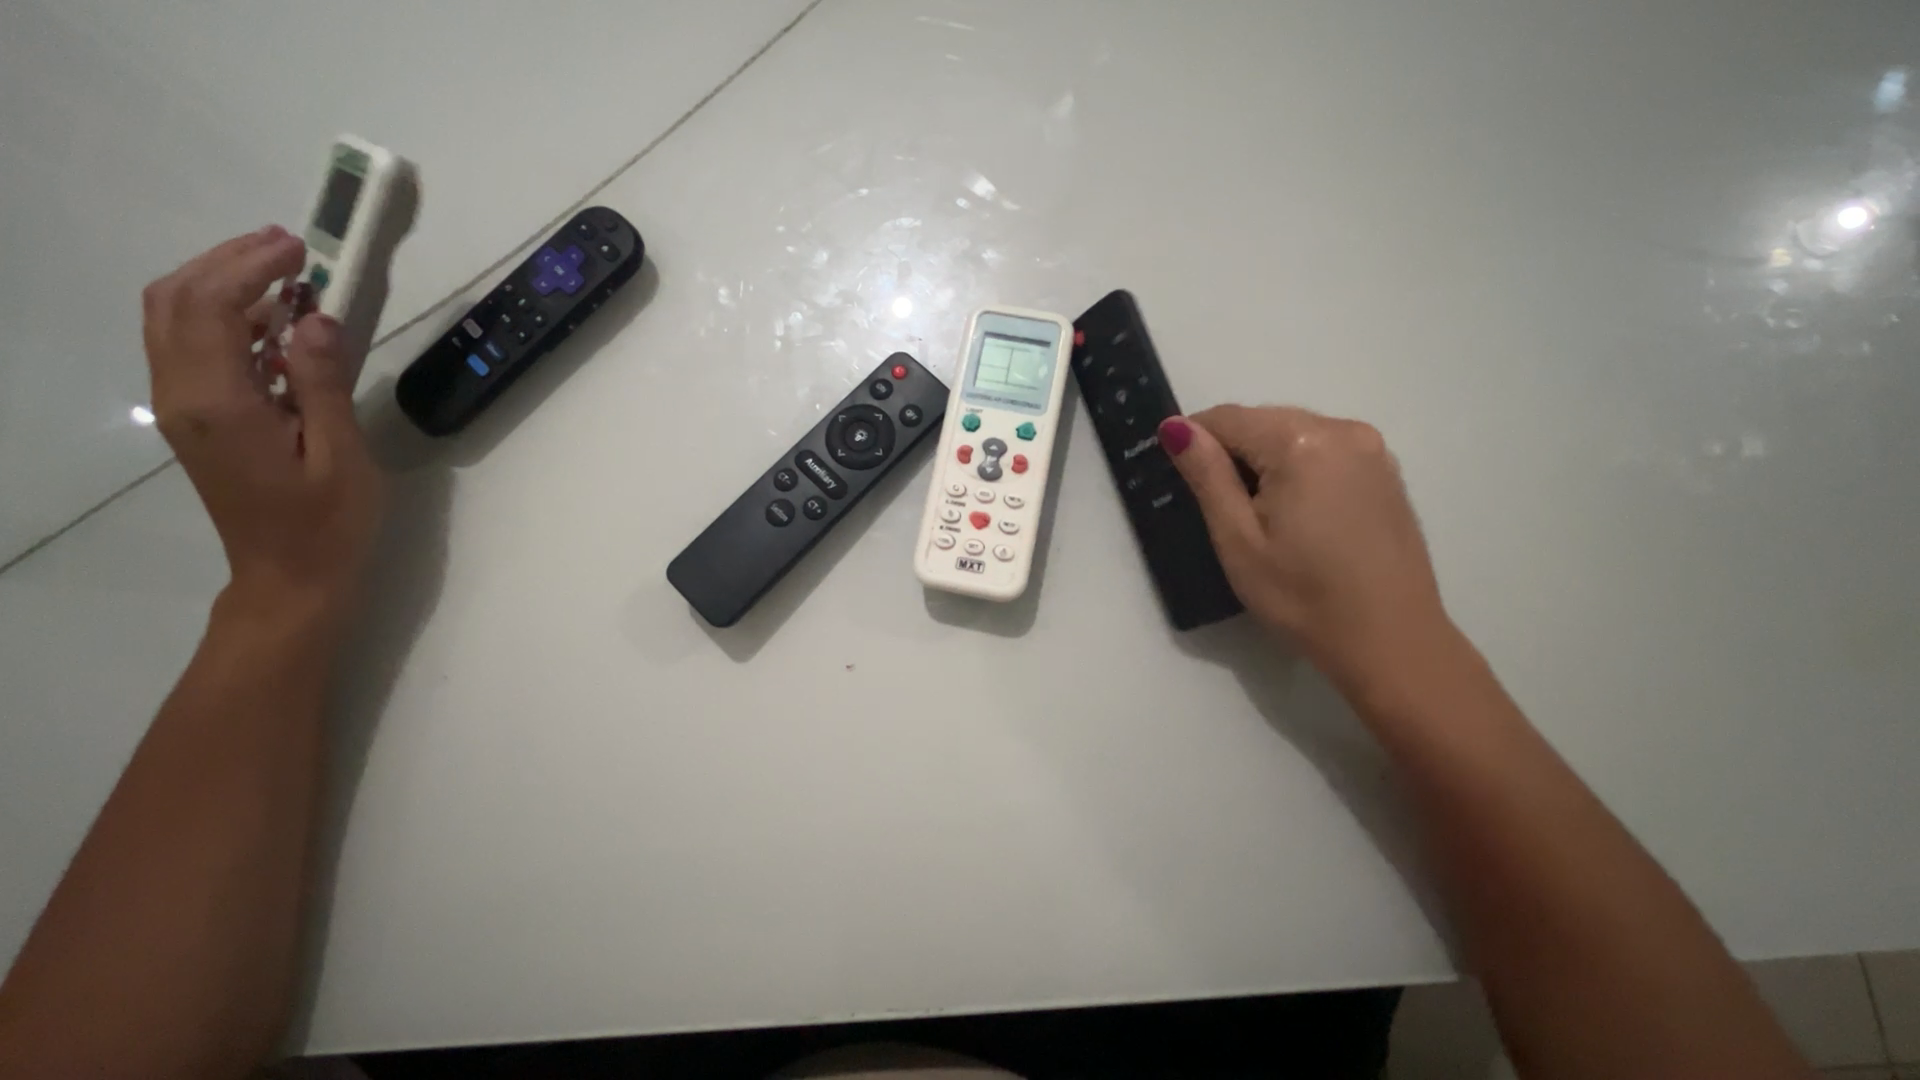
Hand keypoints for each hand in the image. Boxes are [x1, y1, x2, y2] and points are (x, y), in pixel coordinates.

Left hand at [142, 226, 383, 624]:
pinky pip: (191, 347)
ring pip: (174, 319)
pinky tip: (275, 323)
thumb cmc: (327, 523)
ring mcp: (182, 407)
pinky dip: (224, 318)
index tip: (299, 250)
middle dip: (227, 263)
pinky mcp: (195, 417)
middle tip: (289, 249)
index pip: (210, 307)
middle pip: (176, 301)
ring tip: (284, 275)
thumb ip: (322, 383)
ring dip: (220, 285)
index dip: (248, 267)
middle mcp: (182, 396)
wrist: (289, 576)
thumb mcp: (341, 456)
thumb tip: (315, 319)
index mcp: (218, 404)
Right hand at [1160, 405, 1449, 684]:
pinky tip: (1297, 516)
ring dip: (1266, 461)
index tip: (1176, 475)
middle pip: (1264, 421)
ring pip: (1295, 435)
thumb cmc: (1302, 596)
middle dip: (1232, 451)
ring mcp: (1372, 450)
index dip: (1193, 440)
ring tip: (1257, 515)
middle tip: (1216, 506)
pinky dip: (1300, 469)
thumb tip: (1174, 427)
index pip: (1228, 418)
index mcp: (1301, 441)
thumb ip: (1207, 475)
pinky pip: (1326, 453)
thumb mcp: (1238, 539)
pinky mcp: (1387, 473)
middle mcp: (1342, 430)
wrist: (1391, 641)